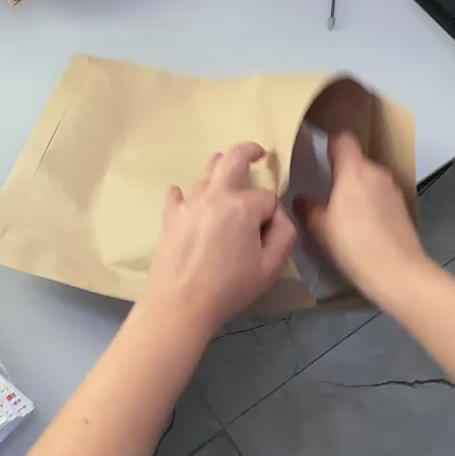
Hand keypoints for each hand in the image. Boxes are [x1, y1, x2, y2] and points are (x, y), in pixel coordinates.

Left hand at [140, 143, 297, 334]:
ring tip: (226, 173)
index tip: (269, 234)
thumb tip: (277, 216)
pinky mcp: (170, 217)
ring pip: (206, 174)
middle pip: (232, 158)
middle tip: (257, 152)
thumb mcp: (271, 267)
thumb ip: (284, 235)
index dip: (273, 214)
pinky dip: (184, 193)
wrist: (180, 304)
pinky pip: (177, 195)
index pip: (267, 197)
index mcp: (242, 206)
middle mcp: (214, 196)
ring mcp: (188, 204)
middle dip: (248, 151)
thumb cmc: (229, 288)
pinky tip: (183, 195)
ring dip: (219, 168)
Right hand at [297, 132, 429, 301]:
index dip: (329, 144)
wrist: (397, 271)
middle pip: (356, 161)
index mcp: (353, 170)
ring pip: (369, 179)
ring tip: (342, 212)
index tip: (317, 156)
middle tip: (324, 191)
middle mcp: (376, 172)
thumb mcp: (320, 228)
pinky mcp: (402, 207)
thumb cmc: (353, 244)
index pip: (342, 140)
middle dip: (340, 172)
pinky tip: (361, 227)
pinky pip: (380, 196)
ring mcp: (393, 189)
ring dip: (356, 189)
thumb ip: (308, 208)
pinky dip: (370, 204)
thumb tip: (301, 198)